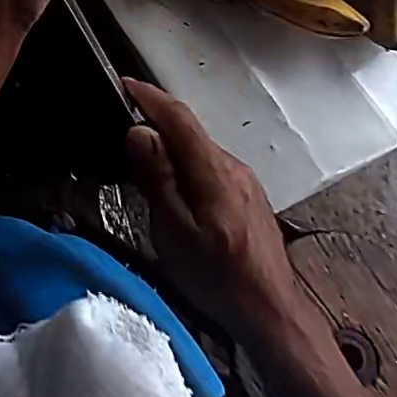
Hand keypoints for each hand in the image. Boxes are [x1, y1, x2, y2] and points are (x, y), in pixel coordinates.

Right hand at [122, 78, 318, 346]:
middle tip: (124, 126)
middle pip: (190, 130)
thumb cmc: (218, 277)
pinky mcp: (249, 196)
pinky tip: (177, 187)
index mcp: (212, 170)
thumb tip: (139, 131)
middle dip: (156, 120)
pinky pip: (210, 166)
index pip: (179, 117)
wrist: (273, 313)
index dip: (150, 97)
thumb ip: (158, 179)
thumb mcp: (175, 232)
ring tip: (144, 160)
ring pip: (200, 149)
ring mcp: (244, 180)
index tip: (124, 83)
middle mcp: (232, 165)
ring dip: (172, 144)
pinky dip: (187, 163)